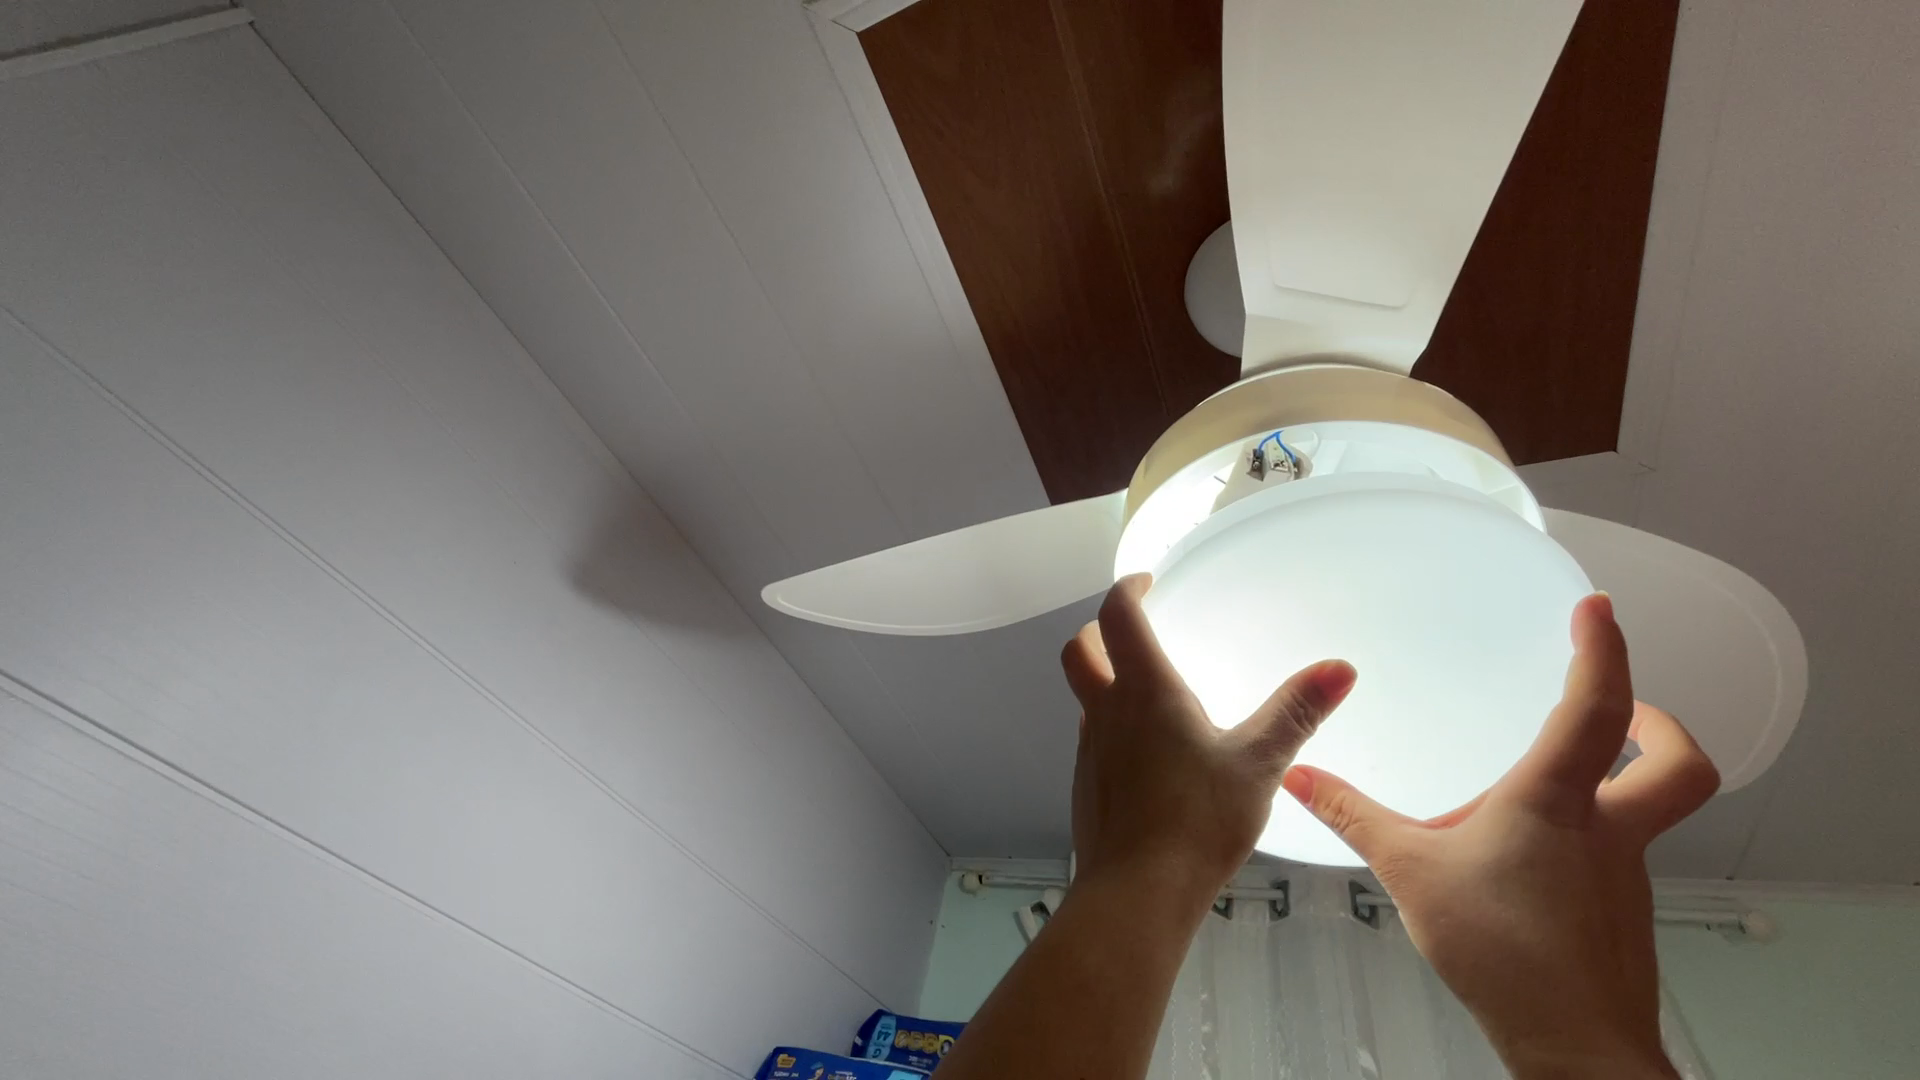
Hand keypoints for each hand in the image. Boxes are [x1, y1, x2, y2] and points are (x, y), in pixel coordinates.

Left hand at [1062, 574, 1356, 900]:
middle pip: (1079, 651)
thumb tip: (1341, 667)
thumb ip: (1294, 713)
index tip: (1145, 581)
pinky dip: (1110, 724)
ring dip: (1103, 678)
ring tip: (1146, 691)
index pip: (1117, 616)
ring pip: (1083, 695)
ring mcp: (1088, 748)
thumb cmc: (1198, 820)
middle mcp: (1106, 711)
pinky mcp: (1084, 783)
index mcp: (1144, 691)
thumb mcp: (1258, 764)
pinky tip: (1144, 753)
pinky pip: (1092, 736)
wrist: (1138, 891)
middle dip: (1098, 630)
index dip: (1126, 589)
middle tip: (1130, 629)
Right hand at [1282, 593, 1717, 1079]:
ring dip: (1611, 782)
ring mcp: (1623, 871)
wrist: (1573, 1049)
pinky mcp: (1619, 907)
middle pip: (1678, 765)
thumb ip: (1351, 814)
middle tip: (1623, 704)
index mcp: (1554, 802)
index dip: (1604, 652)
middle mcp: (1604, 829)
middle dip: (1659, 723)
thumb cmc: (1501, 952)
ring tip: (1538, 786)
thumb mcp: (1409, 869)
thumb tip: (1297, 776)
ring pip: (1644, 810)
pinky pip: (1611, 852)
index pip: (1596, 710)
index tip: (1597, 609)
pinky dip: (1581, 833)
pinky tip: (1525, 856)